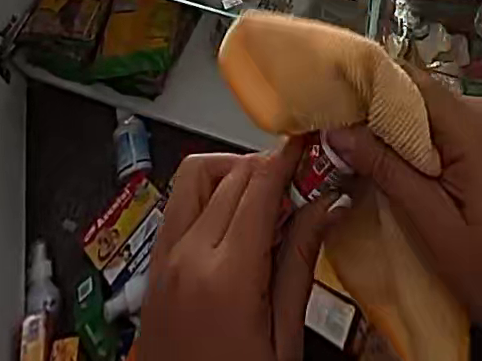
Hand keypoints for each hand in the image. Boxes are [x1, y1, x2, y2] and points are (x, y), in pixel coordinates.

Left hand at [137, 143, 350, 360]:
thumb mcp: (283, 338)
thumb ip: (302, 260)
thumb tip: (329, 201)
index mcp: (226, 274)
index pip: (260, 185)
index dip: (289, 157)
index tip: (311, 144)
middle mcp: (187, 254)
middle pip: (232, 173)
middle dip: (269, 166)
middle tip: (299, 182)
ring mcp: (163, 258)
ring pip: (196, 174)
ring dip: (232, 171)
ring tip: (264, 198)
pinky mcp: (152, 266)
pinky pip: (180, 203)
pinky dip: (208, 192)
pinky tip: (234, 219)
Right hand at [328, 72, 481, 360]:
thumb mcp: (435, 228)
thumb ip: (388, 171)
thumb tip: (338, 131)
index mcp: (476, 123)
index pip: (410, 81)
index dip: (367, 88)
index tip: (330, 105)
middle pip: (420, 96)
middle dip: (381, 119)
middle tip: (342, 145)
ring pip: (434, 113)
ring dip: (403, 135)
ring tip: (368, 164)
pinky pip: (453, 128)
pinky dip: (428, 145)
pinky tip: (410, 175)